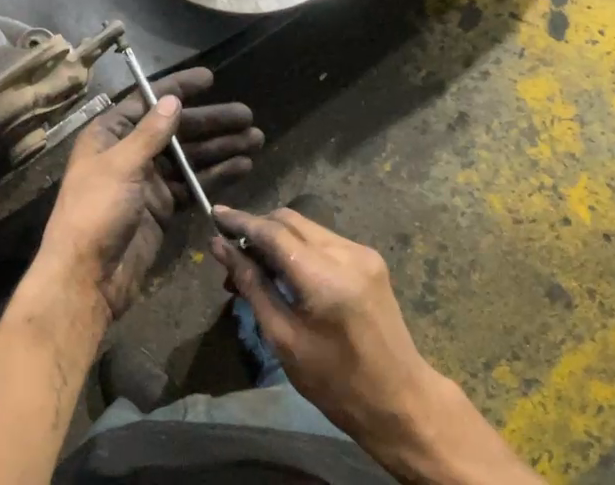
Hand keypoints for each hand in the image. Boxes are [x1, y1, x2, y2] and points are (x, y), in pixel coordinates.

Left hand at [37, 68, 258, 321]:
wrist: (87, 276)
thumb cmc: (95, 212)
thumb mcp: (121, 166)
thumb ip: (150, 134)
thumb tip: (171, 100)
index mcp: (110, 134)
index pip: (148, 102)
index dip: (179, 88)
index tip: (210, 78)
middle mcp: (129, 153)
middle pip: (176, 130)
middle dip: (211, 122)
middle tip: (248, 117)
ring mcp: (147, 182)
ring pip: (189, 157)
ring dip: (220, 148)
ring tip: (255, 140)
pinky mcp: (161, 208)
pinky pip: (193, 185)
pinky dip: (216, 176)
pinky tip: (242, 168)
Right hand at [209, 206, 441, 456]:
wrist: (400, 401)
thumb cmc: (336, 382)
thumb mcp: (283, 338)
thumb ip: (252, 285)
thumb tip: (220, 246)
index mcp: (326, 277)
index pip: (273, 232)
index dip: (240, 221)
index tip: (213, 213)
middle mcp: (347, 253)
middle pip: (289, 221)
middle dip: (256, 229)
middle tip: (229, 255)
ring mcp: (362, 253)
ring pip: (305, 228)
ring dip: (275, 239)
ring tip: (252, 270)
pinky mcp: (369, 260)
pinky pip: (322, 240)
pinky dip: (297, 248)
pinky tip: (284, 273)